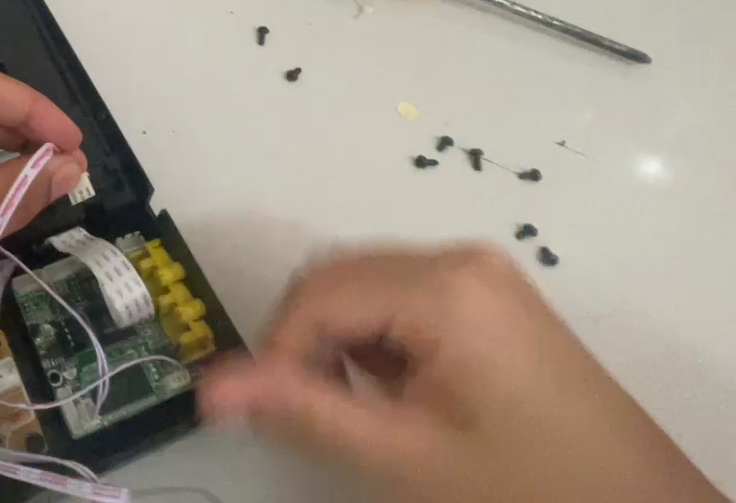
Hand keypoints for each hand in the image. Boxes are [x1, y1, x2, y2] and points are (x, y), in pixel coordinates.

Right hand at [198, 245, 726, 502]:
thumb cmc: (527, 493)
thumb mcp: (405, 457)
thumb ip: (300, 411)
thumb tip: (208, 387)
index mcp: (444, 284)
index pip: (318, 293)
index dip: (279, 348)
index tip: (266, 408)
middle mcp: (458, 257)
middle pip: (338, 278)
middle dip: (310, 340)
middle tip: (311, 410)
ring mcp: (479, 271)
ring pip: (363, 284)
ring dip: (341, 339)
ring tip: (358, 406)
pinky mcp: (490, 293)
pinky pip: (400, 295)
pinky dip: (376, 336)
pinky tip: (396, 389)